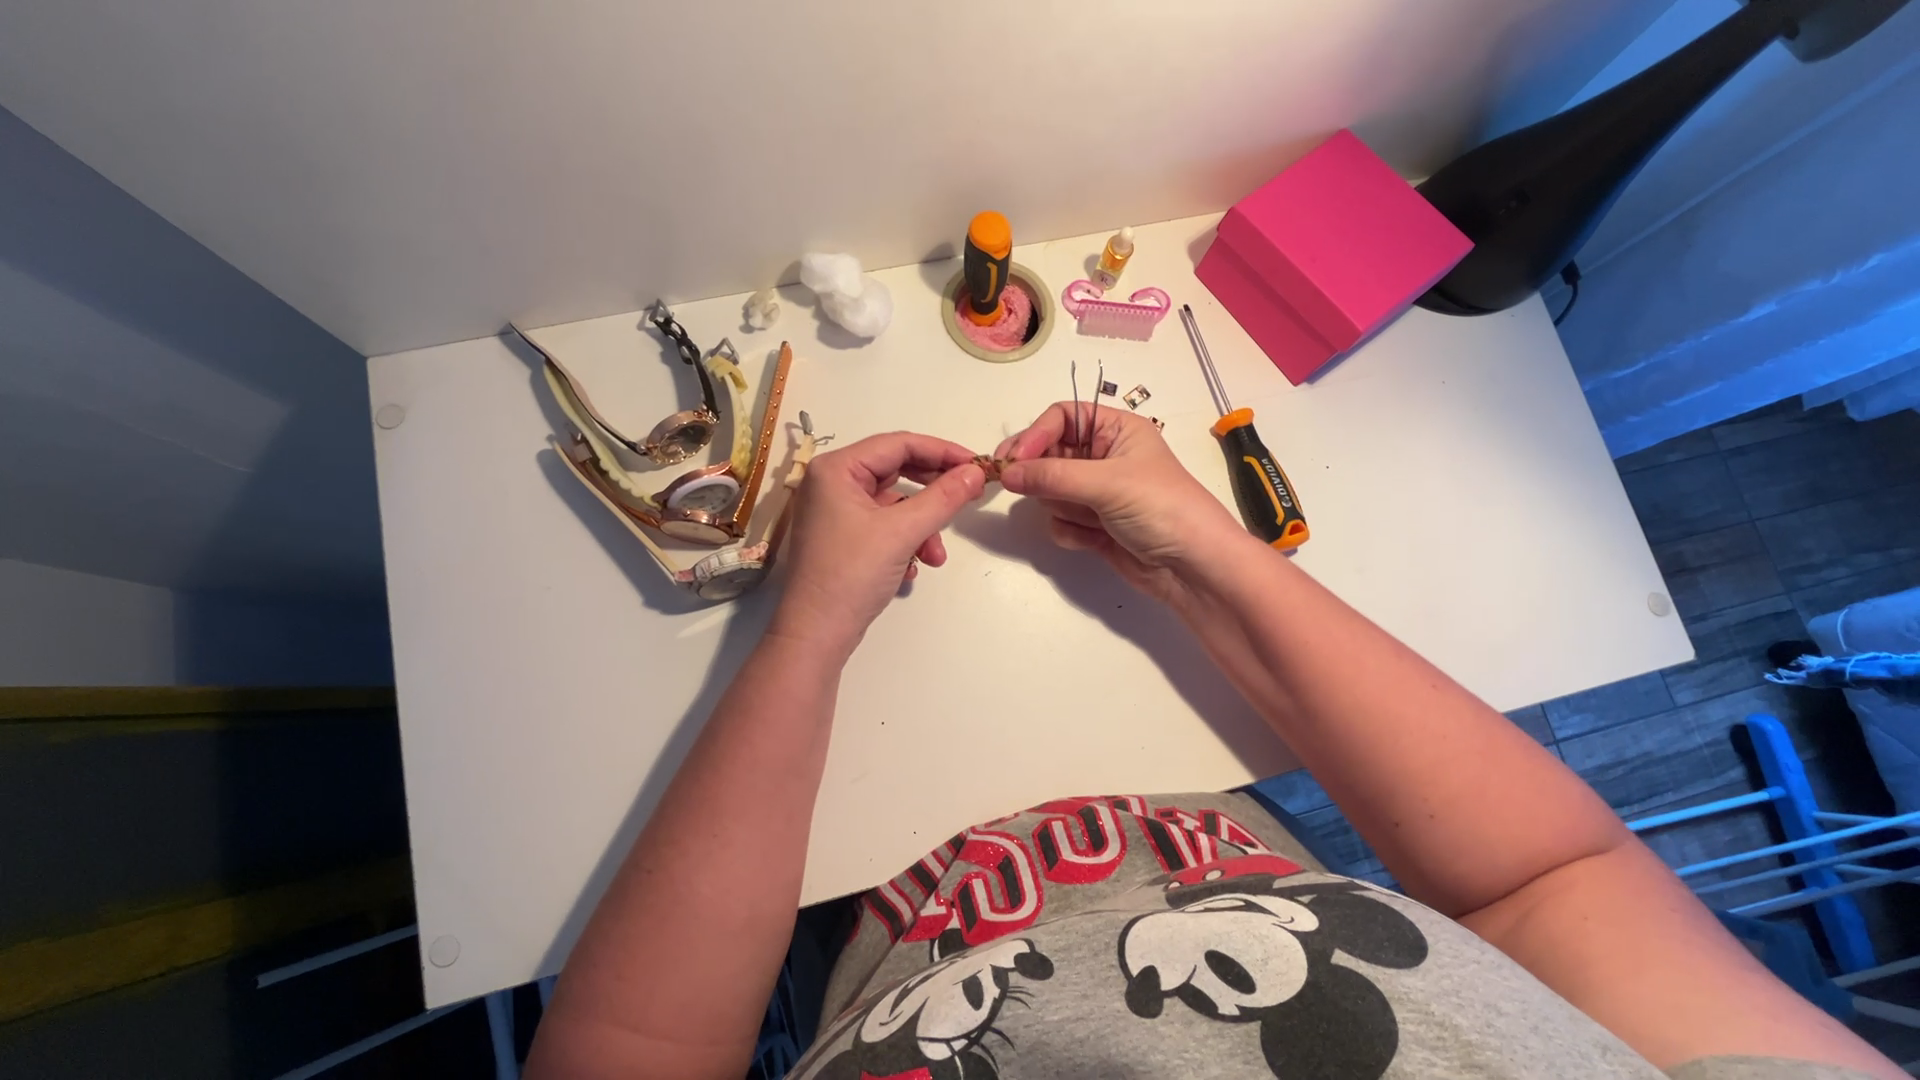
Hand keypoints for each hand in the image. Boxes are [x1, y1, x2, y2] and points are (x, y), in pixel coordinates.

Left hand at [771, 432, 985, 651]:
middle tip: (967, 499)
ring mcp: (835, 511)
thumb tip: (975, 471)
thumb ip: (943, 497)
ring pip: (894, 504)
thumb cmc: (852, 574)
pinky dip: (905, 541)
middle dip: (933, 493)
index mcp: (836, 468)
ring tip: (935, 556)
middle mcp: (831, 482)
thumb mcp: (903, 531)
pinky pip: (884, 525)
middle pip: (896, 471)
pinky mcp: (842, 537)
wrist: (817, 633)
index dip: (942, 451)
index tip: (976, 465)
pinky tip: (913, 567)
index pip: (898, 443)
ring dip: (922, 526)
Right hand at [995, 403, 1243, 603]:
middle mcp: (1105, 457)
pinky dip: (1070, 531)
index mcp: (1116, 430)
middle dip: (1039, 473)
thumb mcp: (1107, 483)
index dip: (1035, 434)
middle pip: (1050, 454)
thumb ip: (1052, 476)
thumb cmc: (1160, 508)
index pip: (1063, 417)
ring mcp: (1098, 493)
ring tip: (1085, 518)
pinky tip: (1092, 540)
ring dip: (1060, 506)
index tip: (1012, 460)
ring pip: (1051, 491)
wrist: (1194, 567)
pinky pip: (1061, 521)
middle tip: (1010, 484)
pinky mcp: (1095, 526)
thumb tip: (1005, 474)